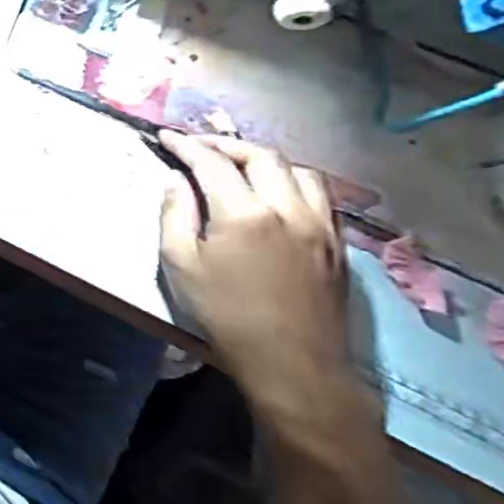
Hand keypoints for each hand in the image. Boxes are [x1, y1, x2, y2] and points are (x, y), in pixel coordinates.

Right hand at [157, 134, 349, 417]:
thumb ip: (175, 215)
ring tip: (242, 166)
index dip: (186, 145)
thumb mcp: (181, 266)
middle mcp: (287, 208)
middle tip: (200, 147)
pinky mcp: (337, 242)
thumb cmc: (226, 317)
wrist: (293, 366)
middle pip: (259, 155)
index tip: (166, 137)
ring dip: (265, 159)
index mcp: (244, 213)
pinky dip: (294, 182)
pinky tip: (278, 195)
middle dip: (225, 144)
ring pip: (297, 169)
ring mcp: (319, 224)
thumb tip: (175, 180)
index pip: (211, 162)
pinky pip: (320, 195)